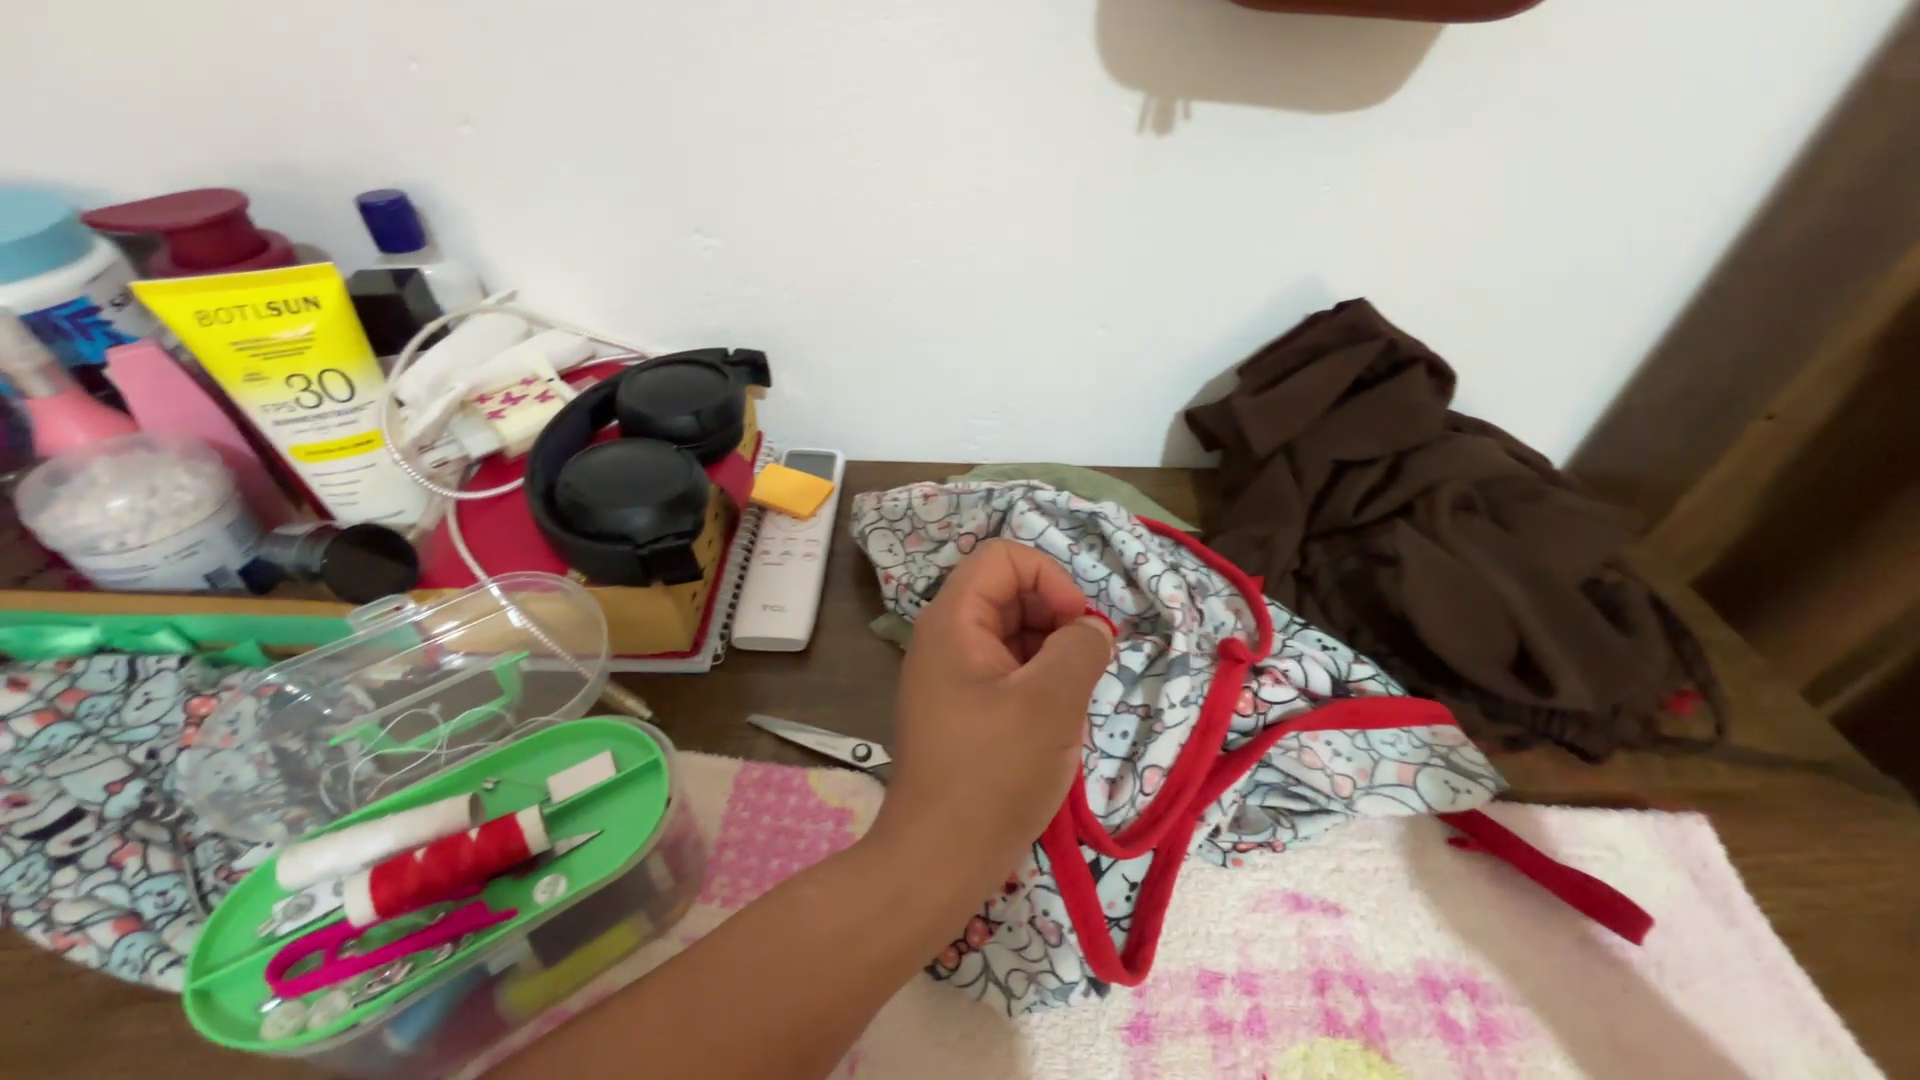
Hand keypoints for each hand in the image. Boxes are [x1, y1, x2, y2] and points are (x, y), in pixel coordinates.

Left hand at [871, 539, 1114, 898]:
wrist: (939, 858)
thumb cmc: (994, 773)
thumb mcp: (1052, 701)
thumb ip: (1081, 647)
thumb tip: (1091, 628)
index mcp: (954, 622)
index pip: (1004, 558)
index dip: (1050, 579)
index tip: (1079, 627)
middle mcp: (947, 639)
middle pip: (1010, 594)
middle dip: (1057, 619)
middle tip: (1085, 668)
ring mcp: (952, 677)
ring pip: (1013, 635)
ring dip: (1053, 656)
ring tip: (1071, 702)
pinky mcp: (963, 710)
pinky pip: (1008, 673)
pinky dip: (1039, 685)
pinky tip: (1055, 724)